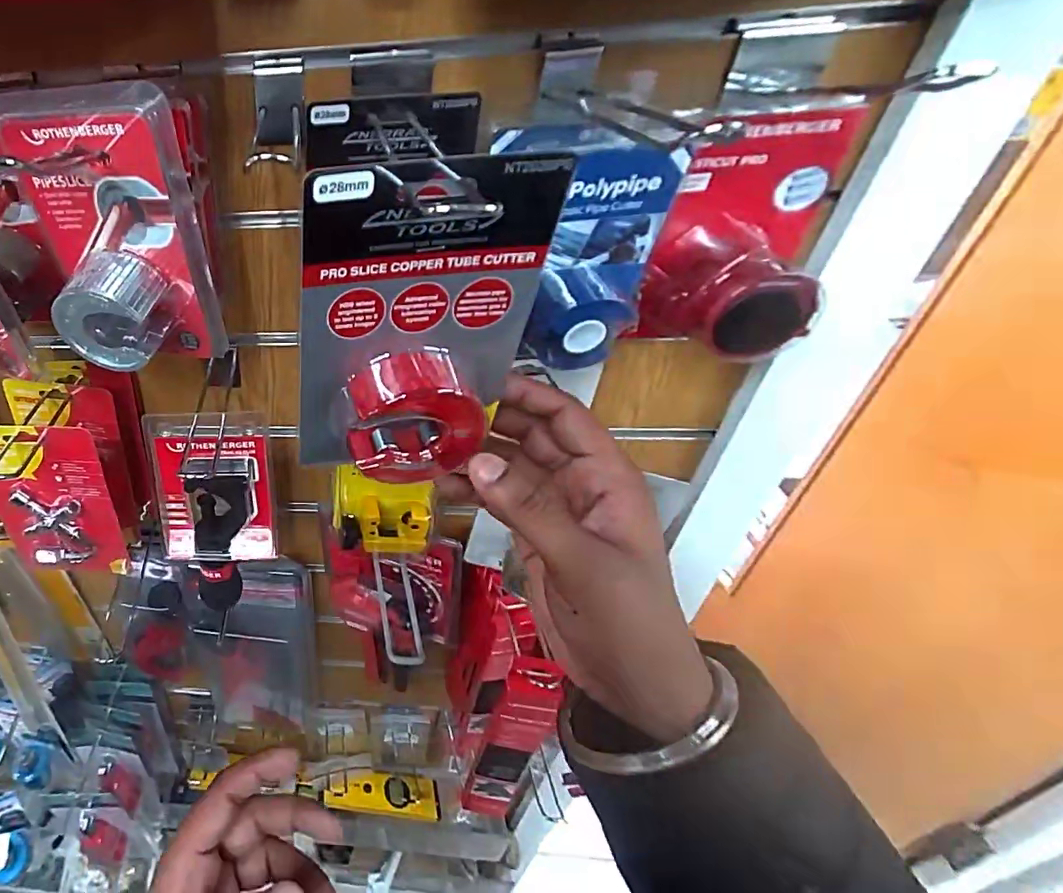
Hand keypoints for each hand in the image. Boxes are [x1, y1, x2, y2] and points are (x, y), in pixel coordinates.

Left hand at [152, 748, 342, 892]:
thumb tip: (301, 889)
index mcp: (186, 862)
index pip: (224, 798)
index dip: (258, 769)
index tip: (294, 758)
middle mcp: (202, 867)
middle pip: (252, 822)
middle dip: (296, 820)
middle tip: (333, 829)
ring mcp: (218, 889)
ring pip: (267, 857)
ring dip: (303, 868)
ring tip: (328, 890)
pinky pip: (268, 886)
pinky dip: (294, 890)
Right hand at [436, 373, 712, 741]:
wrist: (633, 682)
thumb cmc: (627, 615)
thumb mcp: (583, 560)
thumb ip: (529, 509)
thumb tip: (474, 462)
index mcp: (604, 477)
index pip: (564, 417)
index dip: (527, 395)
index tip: (480, 380)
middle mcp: (576, 484)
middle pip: (529, 437)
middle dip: (488, 423)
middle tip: (438, 413)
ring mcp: (551, 509)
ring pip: (507, 468)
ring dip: (473, 459)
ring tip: (429, 449)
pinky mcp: (531, 534)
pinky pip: (497, 501)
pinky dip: (471, 491)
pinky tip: (441, 486)